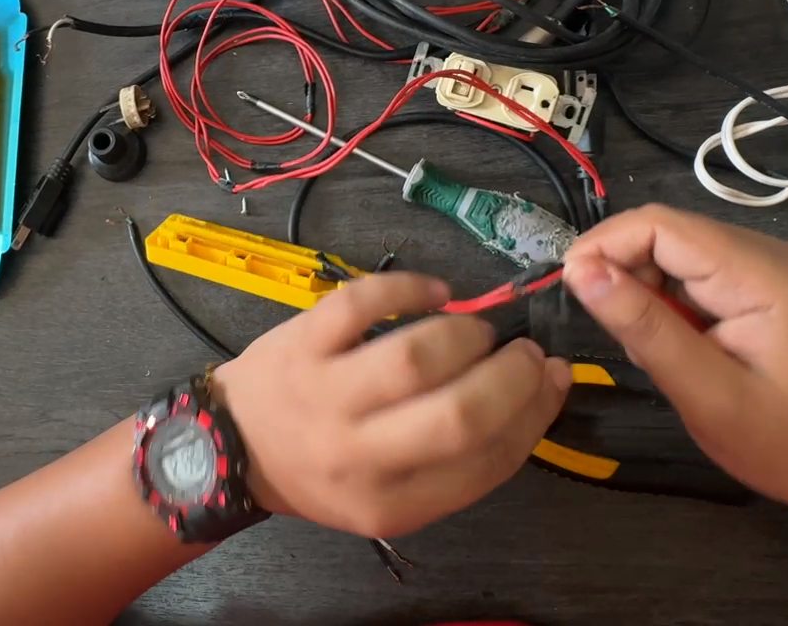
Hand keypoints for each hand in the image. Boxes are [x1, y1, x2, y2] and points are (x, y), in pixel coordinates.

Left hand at [211, 272, 570, 538]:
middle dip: (511, 377)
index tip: (553, 380)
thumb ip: (453, 459)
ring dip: (463, 335)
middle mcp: (359, 454)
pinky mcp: (301, 341)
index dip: (534, 416)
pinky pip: (360, 303)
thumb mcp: (387, 494)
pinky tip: (434, 290)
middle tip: (524, 351)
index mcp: (392, 502)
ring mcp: (325, 392)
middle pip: (458, 414)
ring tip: (476, 329)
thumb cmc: (320, 469)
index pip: (486, 462)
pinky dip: (407, 286)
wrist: (234, 444)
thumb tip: (530, 393)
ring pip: (412, 356)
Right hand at [561, 205, 787, 524]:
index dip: (604, 245)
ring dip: (644, 287)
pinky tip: (680, 340)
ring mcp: (774, 266)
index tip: (572, 288)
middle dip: (624, 271)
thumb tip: (577, 270)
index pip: (660, 225)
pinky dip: (668, 298)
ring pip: (674, 249)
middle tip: (618, 331)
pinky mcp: (768, 282)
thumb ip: (643, 328)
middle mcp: (773, 255)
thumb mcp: (709, 397)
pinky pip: (694, 268)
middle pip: (666, 231)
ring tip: (656, 346)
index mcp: (768, 277)